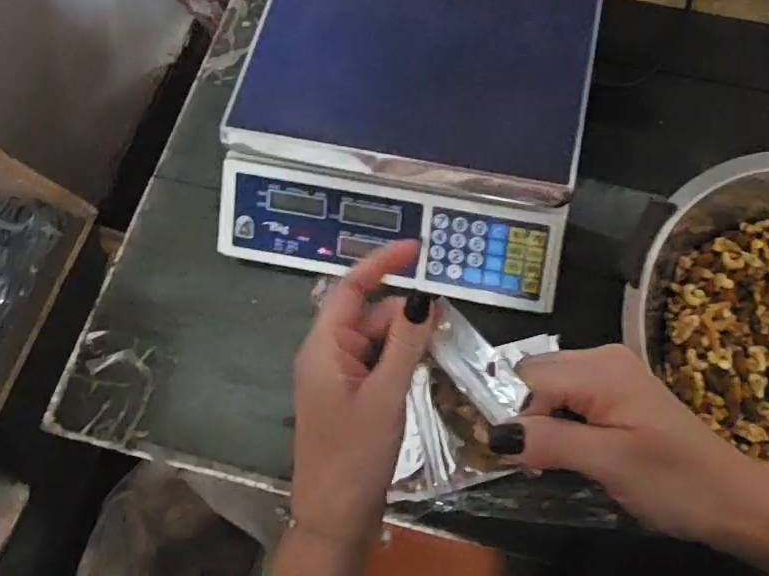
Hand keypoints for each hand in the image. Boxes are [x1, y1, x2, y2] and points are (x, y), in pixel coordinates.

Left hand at [282, 240, 436, 563]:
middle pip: (369, 312)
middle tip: (444, 323)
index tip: (416, 248)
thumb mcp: (386, 395)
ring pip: (376, 337)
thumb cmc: (354, 456)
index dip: (382, 262)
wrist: (334, 521)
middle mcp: (326, 354)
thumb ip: (406, 342)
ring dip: (404, 338)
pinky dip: (399, 357)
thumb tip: (424, 297)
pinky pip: (376, 360)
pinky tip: (421, 367)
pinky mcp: (348, 395)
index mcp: (324, 347)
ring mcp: (337, 376)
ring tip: (436, 350)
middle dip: (404, 312)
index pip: (350, 287)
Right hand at [491, 345, 768, 575]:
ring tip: (526, 462)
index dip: (499, 406)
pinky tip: (551, 451)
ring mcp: (610, 373)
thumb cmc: (675, 481)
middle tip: (504, 461)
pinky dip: (552, 421)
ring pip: (547, 387)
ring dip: (532, 420)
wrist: (734, 499)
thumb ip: (550, 441)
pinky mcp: (616, 394)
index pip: (526, 373)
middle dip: (514, 413)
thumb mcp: (608, 464)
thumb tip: (493, 433)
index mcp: (600, 366)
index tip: (479, 446)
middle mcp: (601, 356)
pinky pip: (567, 397)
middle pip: (533, 375)